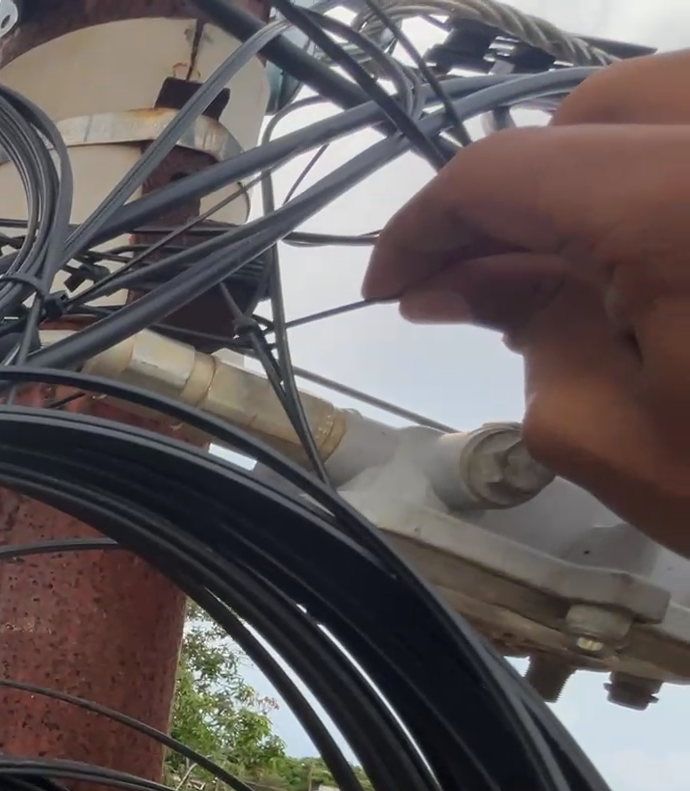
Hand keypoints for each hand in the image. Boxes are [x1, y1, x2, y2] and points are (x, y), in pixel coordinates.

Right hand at [361, 51, 689, 552]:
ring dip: (602, 177)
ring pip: (689, 105)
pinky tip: (659, 258)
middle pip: (601, 108)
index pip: (503, 170)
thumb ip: (525, 328)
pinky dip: (675, 184)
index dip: (418, 226)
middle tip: (476, 276)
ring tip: (574, 266)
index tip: (391, 288)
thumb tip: (451, 284)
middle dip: (513, 191)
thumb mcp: (603, 426)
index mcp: (689, 210)